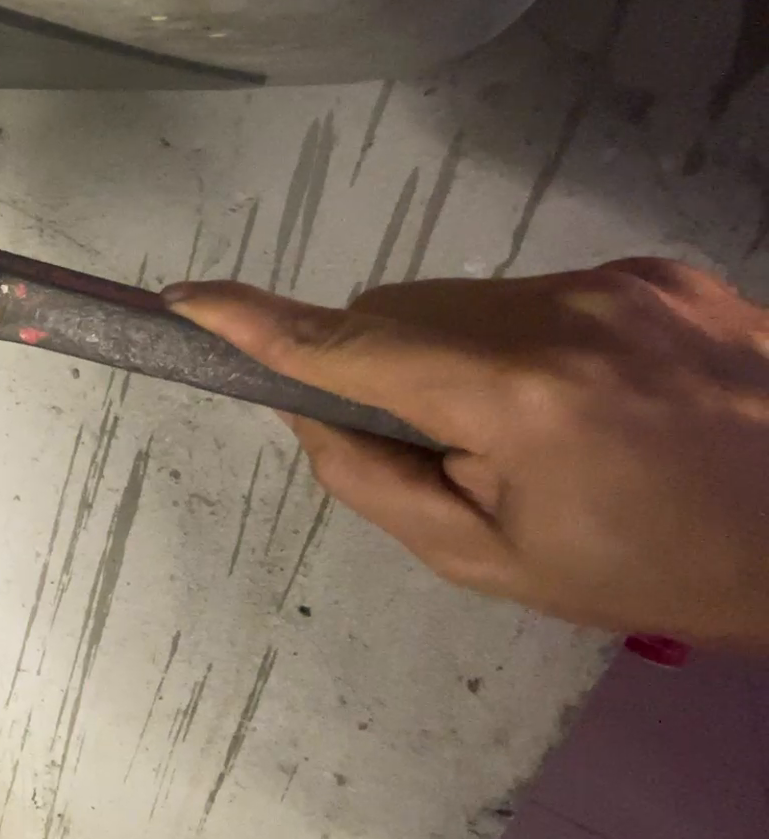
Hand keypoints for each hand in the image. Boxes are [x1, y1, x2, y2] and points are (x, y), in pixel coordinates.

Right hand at [165, 258, 768, 645]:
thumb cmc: (653, 568)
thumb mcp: (482, 558)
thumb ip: (370, 480)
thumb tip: (311, 409)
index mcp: (517, 396)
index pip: (344, 346)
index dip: (253, 323)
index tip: (185, 300)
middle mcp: (562, 314)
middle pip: (386, 312)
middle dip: (366, 364)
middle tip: (428, 438)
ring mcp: (615, 281)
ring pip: (443, 301)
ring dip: (432, 353)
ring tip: (514, 422)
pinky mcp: (650, 270)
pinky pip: (511, 296)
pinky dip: (495, 340)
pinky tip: (567, 393)